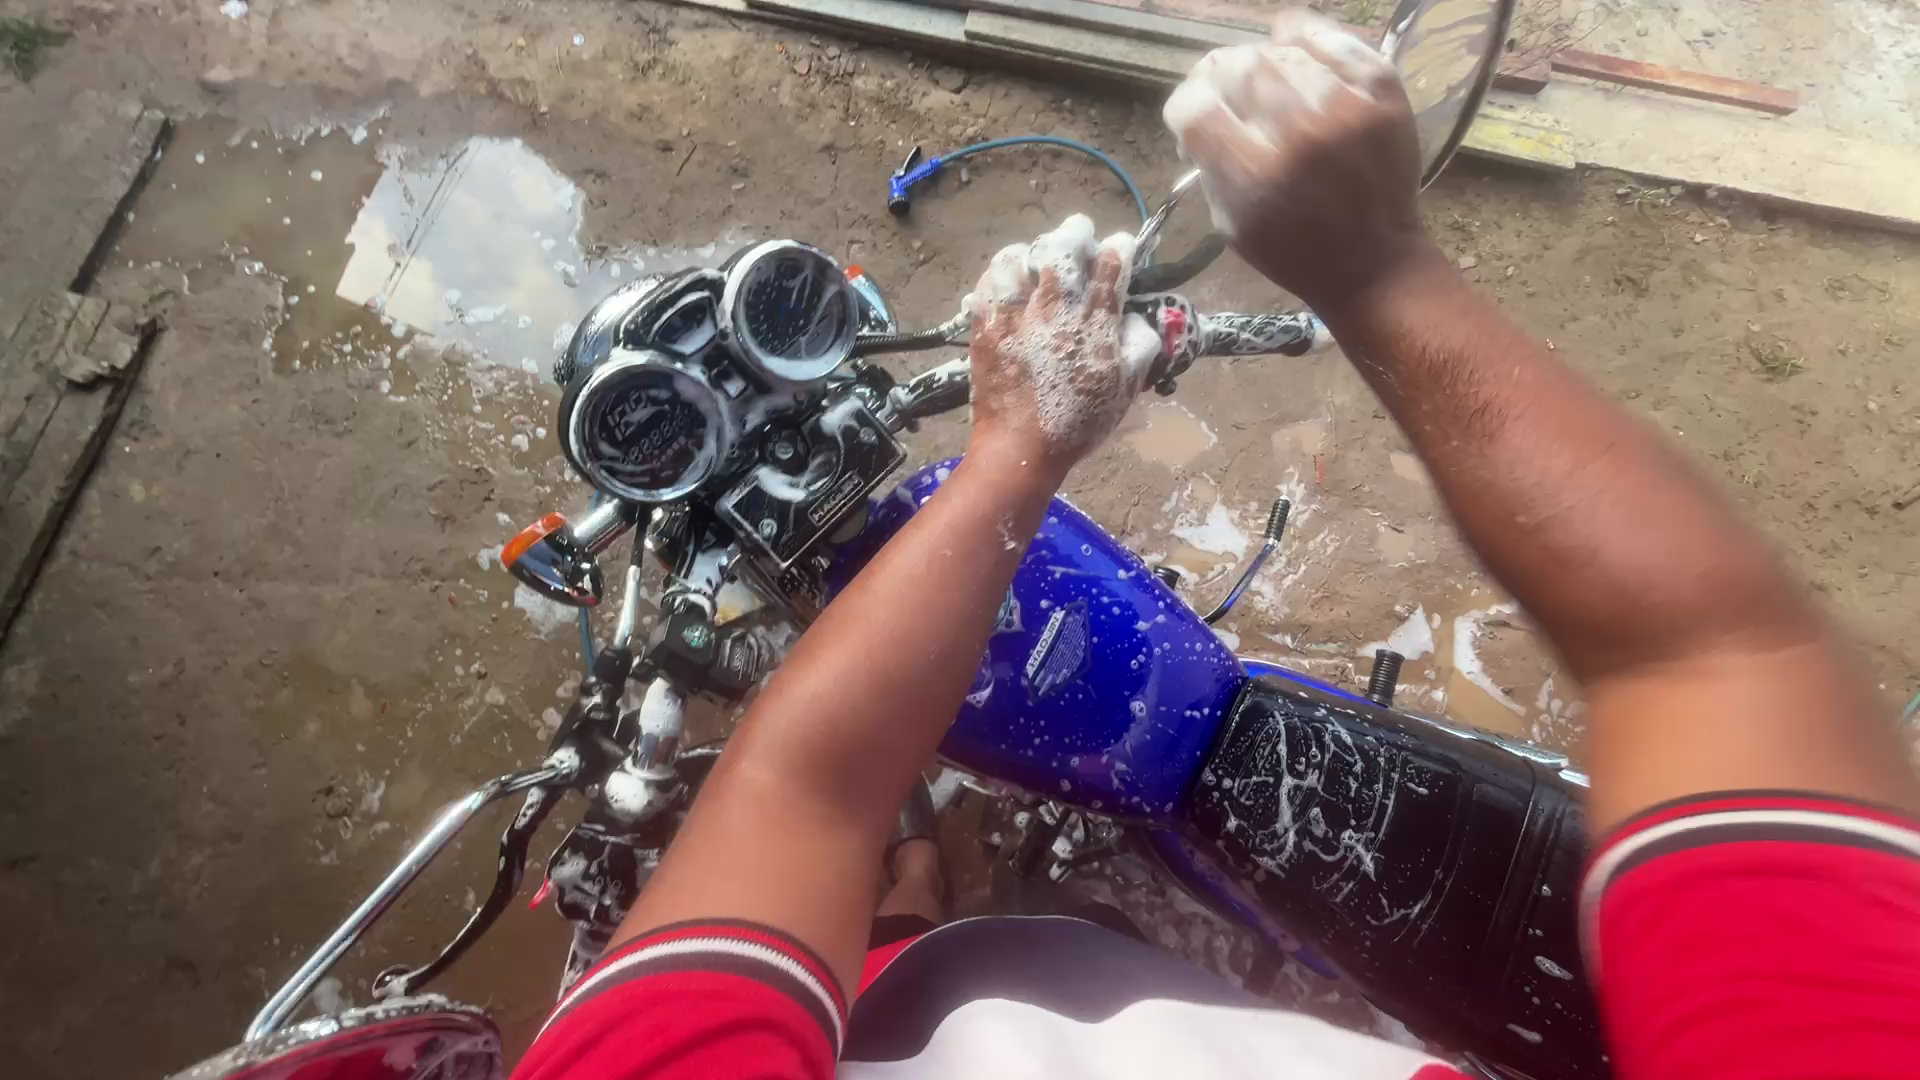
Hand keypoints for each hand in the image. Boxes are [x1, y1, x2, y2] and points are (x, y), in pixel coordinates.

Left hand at [962, 214, 1159, 473]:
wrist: (1019, 449)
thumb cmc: (1077, 425)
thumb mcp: (1125, 389)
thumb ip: (1139, 346)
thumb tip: (1134, 318)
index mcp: (1096, 321)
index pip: (1113, 260)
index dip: (1118, 248)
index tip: (1117, 251)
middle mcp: (1057, 307)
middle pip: (1067, 243)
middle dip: (1077, 234)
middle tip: (1079, 240)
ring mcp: (1017, 313)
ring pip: (1026, 253)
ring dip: (1036, 250)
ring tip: (1040, 261)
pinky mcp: (986, 324)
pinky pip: (990, 279)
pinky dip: (1001, 271)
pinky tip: (1010, 280)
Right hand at [1163, 9, 1432, 313]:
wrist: (1370, 261)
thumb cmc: (1290, 251)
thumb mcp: (1230, 225)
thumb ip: (1212, 168)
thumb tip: (1200, 122)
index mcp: (1252, 176)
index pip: (1195, 107)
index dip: (1182, 107)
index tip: (1188, 120)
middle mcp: (1295, 132)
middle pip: (1235, 67)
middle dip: (1215, 80)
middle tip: (1221, 99)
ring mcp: (1344, 105)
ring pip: (1280, 50)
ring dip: (1259, 65)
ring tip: (1261, 88)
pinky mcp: (1381, 89)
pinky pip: (1334, 39)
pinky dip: (1305, 37)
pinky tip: (1290, 43)